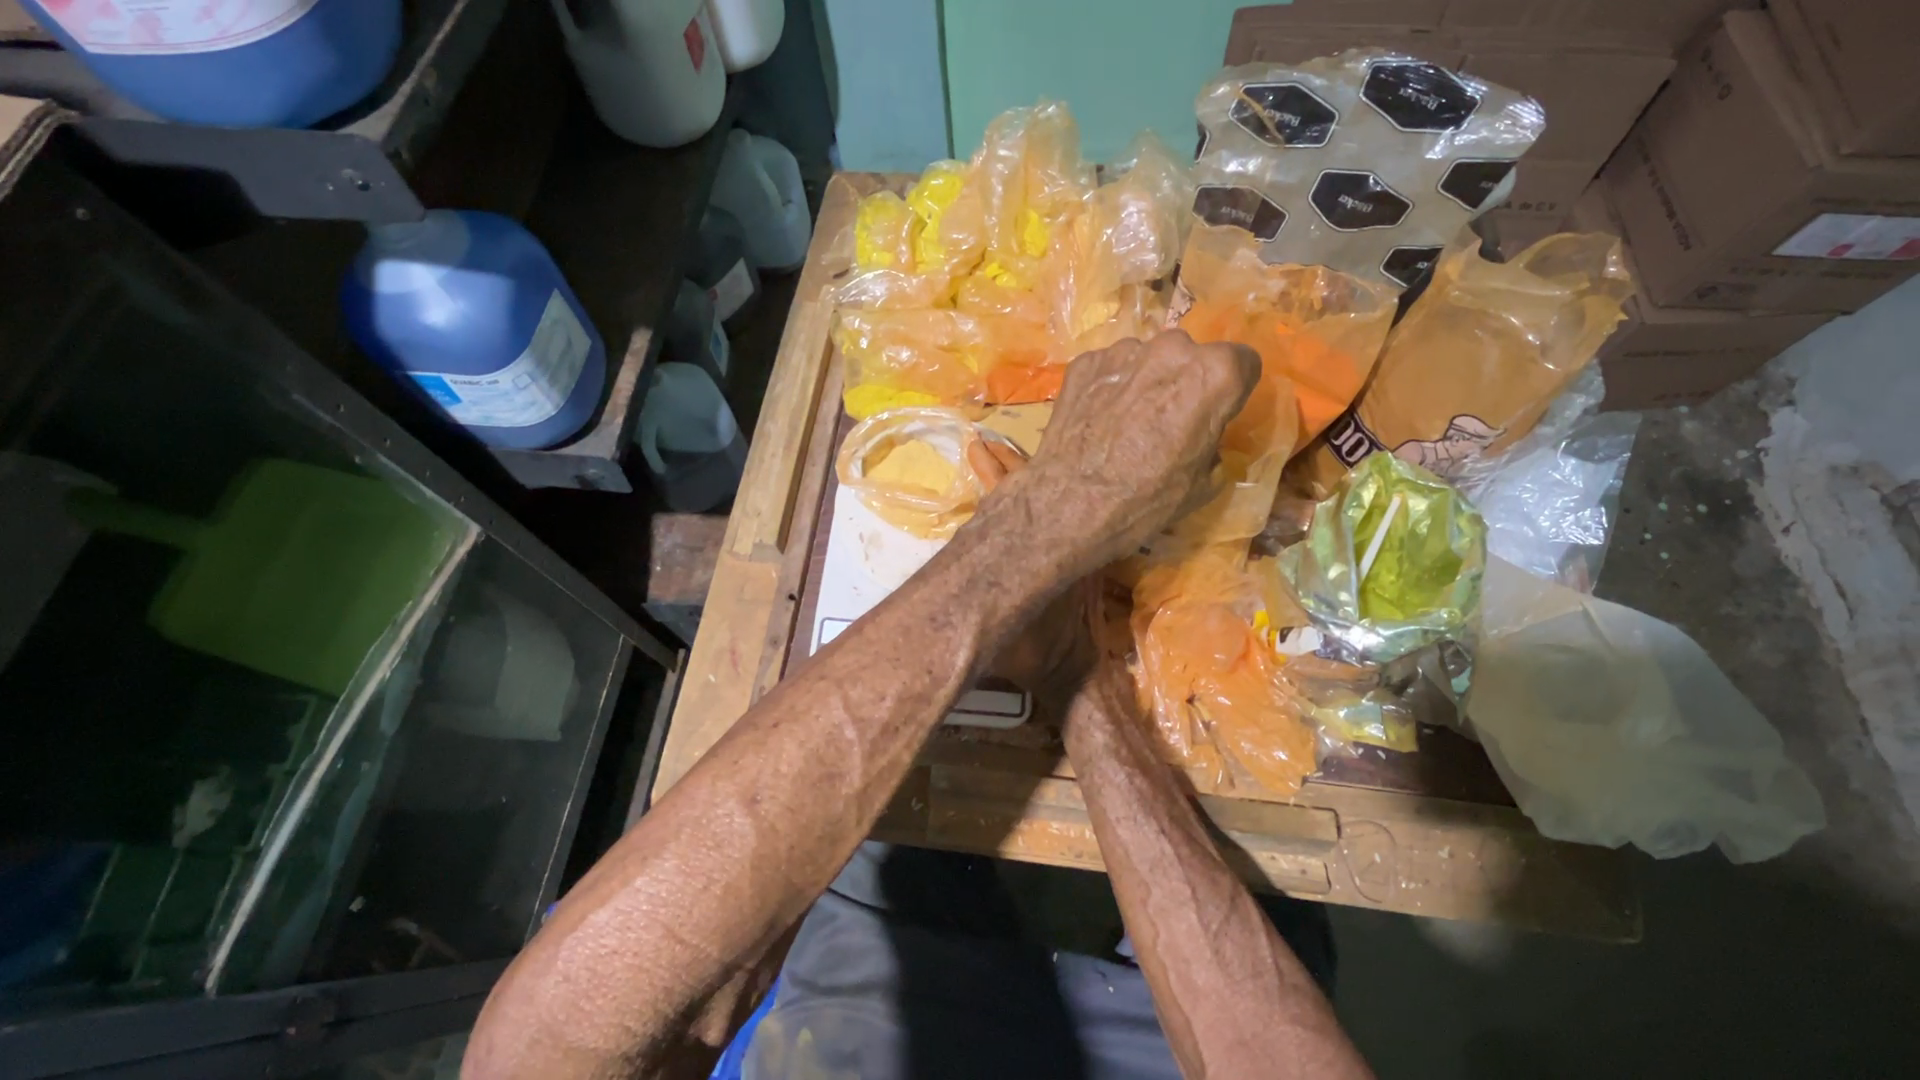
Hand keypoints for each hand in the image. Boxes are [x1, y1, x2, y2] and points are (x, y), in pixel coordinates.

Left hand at [984, 330, 1259, 576]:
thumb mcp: (1204, 481)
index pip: (1243, 362)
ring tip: (1129, 424)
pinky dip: (1110, 388)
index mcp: (1214, 374)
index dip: (1232, 390)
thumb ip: (1213, 439)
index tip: (1219, 412)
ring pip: (1147, 360)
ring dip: (1146, 383)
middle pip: (1191, 356)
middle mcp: (1172, 348)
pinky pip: (1110, 369)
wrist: (1070, 505)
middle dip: (1186, 382)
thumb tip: (1204, 434)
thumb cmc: (1147, 499)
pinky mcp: (1084, 362)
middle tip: (1171, 421)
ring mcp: (1123, 351)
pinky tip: (1099, 423)